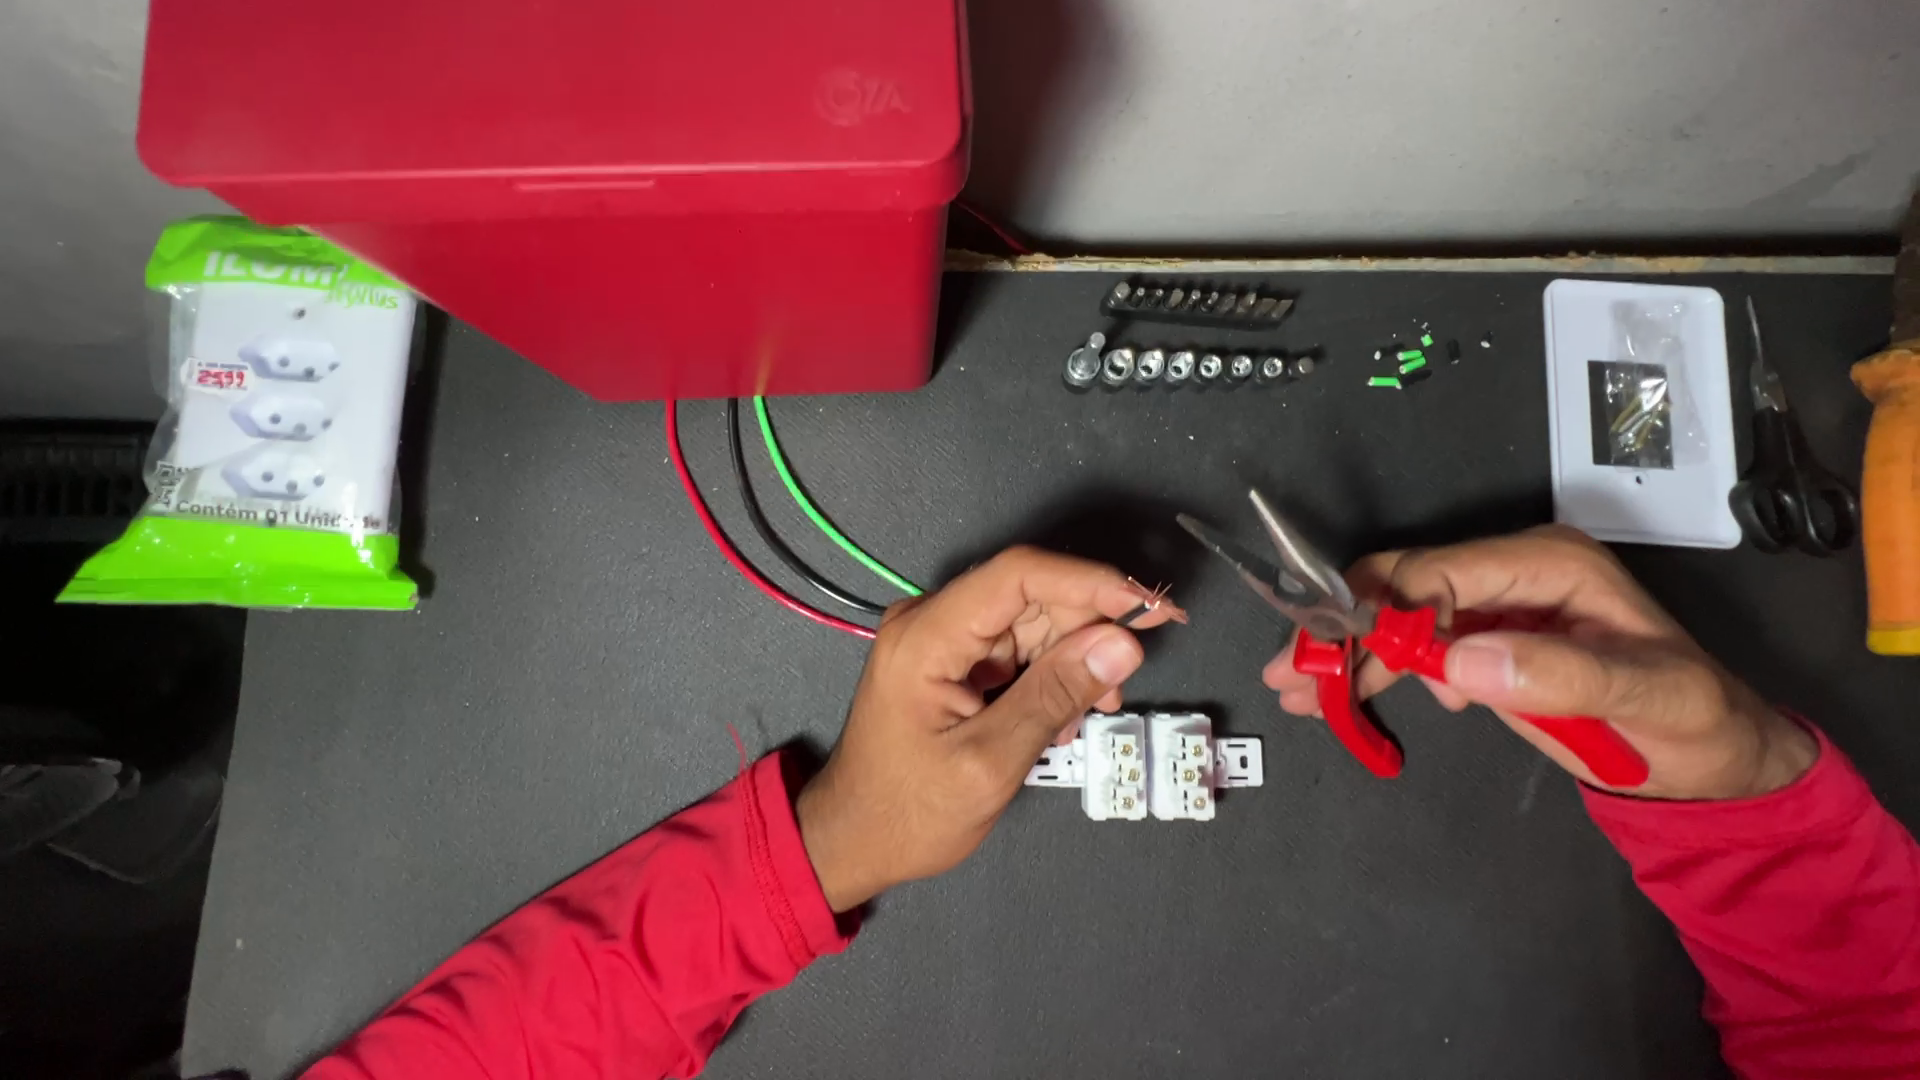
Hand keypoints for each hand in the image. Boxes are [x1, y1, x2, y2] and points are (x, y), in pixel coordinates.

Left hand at [797, 547, 1180, 911]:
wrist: (853, 840)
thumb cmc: (911, 813)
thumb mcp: (990, 762)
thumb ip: (1055, 696)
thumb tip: (1124, 643)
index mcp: (927, 633)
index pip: (1019, 574)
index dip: (1091, 582)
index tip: (1150, 607)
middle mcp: (932, 619)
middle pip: (1030, 594)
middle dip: (1089, 628)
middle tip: (1127, 676)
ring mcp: (941, 636)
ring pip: (1032, 621)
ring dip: (1073, 659)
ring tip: (1090, 711)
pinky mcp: (953, 658)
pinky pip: (1017, 647)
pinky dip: (1051, 675)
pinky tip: (1063, 716)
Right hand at [1262, 525, 1814, 799]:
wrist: (1704, 759)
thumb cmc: (1690, 724)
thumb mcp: (1649, 698)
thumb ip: (1562, 675)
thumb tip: (1457, 663)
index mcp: (1542, 564)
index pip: (1436, 572)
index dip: (1383, 612)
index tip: (1342, 661)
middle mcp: (1500, 573)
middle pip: (1395, 584)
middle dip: (1340, 628)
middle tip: (1292, 672)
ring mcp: (1479, 606)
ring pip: (1384, 614)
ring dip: (1340, 654)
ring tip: (1299, 695)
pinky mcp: (1466, 639)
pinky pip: (1398, 645)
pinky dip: (1365, 672)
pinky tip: (1346, 701)